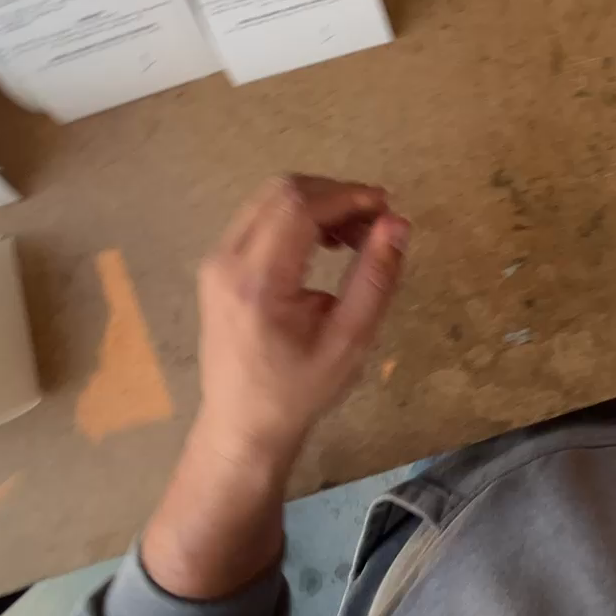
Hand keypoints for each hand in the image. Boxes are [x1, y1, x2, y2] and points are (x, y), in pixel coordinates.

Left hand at [193, 174, 409, 473]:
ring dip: (320, 203)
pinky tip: (327, 243)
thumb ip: (376, 278)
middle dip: (337, 195)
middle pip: (283, 190)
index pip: (300, 206)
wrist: (243, 425)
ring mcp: (217, 260)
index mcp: (257, 281)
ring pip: (272, 197)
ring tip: (356, 236)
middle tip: (376, 224)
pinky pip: (262, 216)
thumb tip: (398, 223)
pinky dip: (301, 216)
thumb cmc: (300, 389)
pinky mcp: (219, 264)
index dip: (349, 196)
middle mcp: (227, 260)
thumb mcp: (351, 340)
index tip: (388, 209)